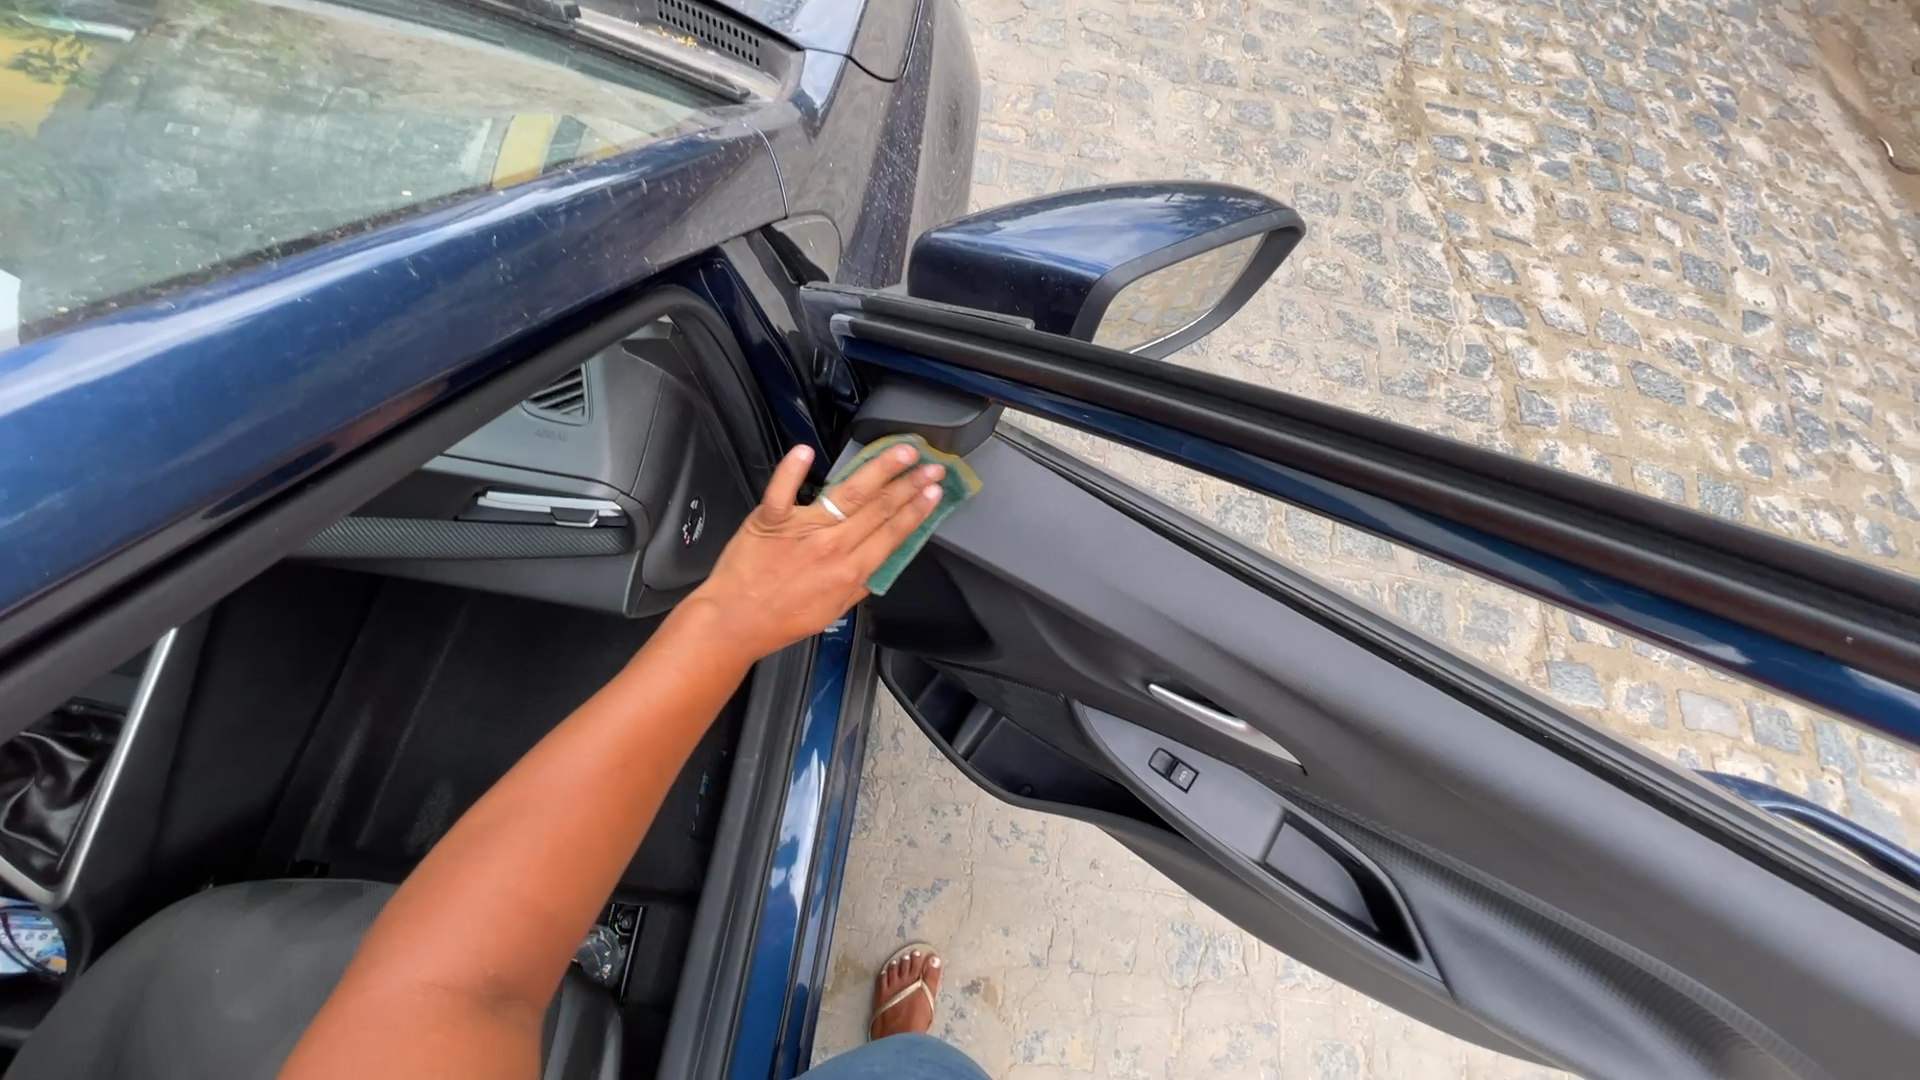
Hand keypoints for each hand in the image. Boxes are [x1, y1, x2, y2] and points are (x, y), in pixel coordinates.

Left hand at [683, 443, 945, 663]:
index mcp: (851, 571)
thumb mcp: (834, 611)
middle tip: (932, 465)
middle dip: (910, 483)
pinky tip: (807, 450)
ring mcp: (803, 529)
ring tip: (902, 451)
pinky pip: (783, 490)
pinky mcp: (771, 519)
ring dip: (880, 469)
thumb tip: (882, 563)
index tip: (935, 492)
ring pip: (849, 493)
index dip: (917, 509)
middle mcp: (833, 547)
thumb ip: (861, 584)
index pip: (893, 532)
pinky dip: (793, 470)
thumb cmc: (781, 619)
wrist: (735, 621)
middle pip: (880, 507)